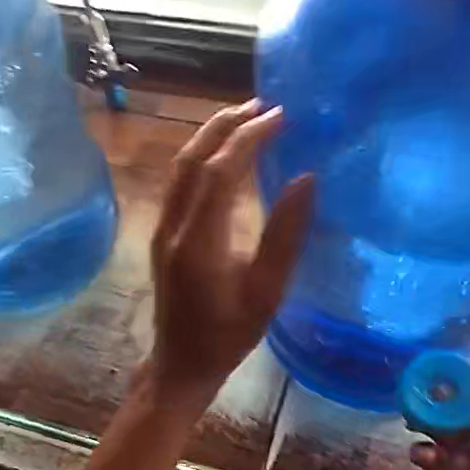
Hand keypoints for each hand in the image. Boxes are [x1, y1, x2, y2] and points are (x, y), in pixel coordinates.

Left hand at [143, 99, 313, 409]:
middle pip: (194, 158)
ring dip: (211, 137)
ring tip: (245, 120)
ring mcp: (162, 229)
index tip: (281, 117)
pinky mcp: (162, 236)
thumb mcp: (267, 292)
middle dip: (228, 125)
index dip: (251, 138)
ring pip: (181, 167)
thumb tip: (307, 180)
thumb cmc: (229, 336)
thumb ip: (286, 235)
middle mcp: (174, 226)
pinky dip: (201, 159)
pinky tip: (222, 158)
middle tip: (263, 105)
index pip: (222, 170)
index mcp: (200, 240)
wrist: (181, 364)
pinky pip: (178, 183)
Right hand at [411, 372, 469, 469]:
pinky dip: (420, 451)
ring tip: (415, 417)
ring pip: (437, 422)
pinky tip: (423, 456)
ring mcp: (462, 452)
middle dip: (441, 390)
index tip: (454, 365)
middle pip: (459, 399)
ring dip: (425, 415)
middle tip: (424, 386)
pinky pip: (425, 454)